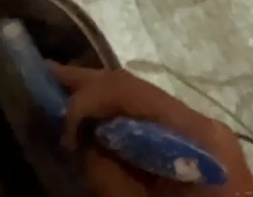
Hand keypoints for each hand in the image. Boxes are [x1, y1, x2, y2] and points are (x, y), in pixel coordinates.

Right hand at [52, 64, 252, 196]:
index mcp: (198, 134)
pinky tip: (96, 128)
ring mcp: (208, 141)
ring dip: (103, 103)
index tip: (57, 125)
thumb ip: (109, 175)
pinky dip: (122, 125)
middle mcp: (205, 125)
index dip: (86, 98)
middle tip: (45, 77)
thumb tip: (80, 139)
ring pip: (144, 106)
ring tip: (62, 96)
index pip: (130, 91)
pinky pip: (155, 129)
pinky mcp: (204, 161)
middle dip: (89, 86)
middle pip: (137, 91)